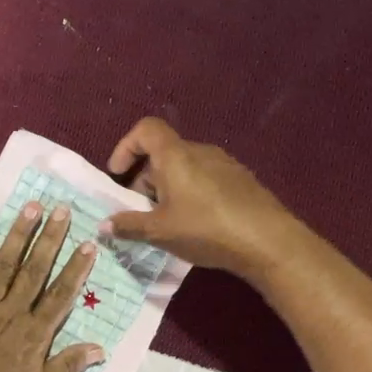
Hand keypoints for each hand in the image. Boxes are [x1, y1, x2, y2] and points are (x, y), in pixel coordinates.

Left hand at [0, 202, 105, 371]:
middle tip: (62, 209)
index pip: (60, 293)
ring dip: (19, 234)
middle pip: (35, 269)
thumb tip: (99, 347)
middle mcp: (11, 312)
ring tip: (32, 206)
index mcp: (34, 333)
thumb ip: (68, 367)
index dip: (76, 268)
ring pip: (5, 263)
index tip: (88, 243)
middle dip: (51, 238)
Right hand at [105, 117, 302, 275]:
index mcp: (176, 156)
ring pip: (184, 167)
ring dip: (167, 188)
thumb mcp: (159, 232)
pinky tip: (196, 223)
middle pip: (163, 153)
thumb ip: (128, 225)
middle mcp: (200, 151)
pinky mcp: (241, 180)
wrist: (268, 241)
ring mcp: (224, 164)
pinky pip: (205, 178)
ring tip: (167, 221)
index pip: (146, 130)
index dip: (126, 147)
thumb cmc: (205, 229)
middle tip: (140, 210)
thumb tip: (103, 225)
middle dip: (144, 178)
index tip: (119, 175)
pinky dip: (190, 193)